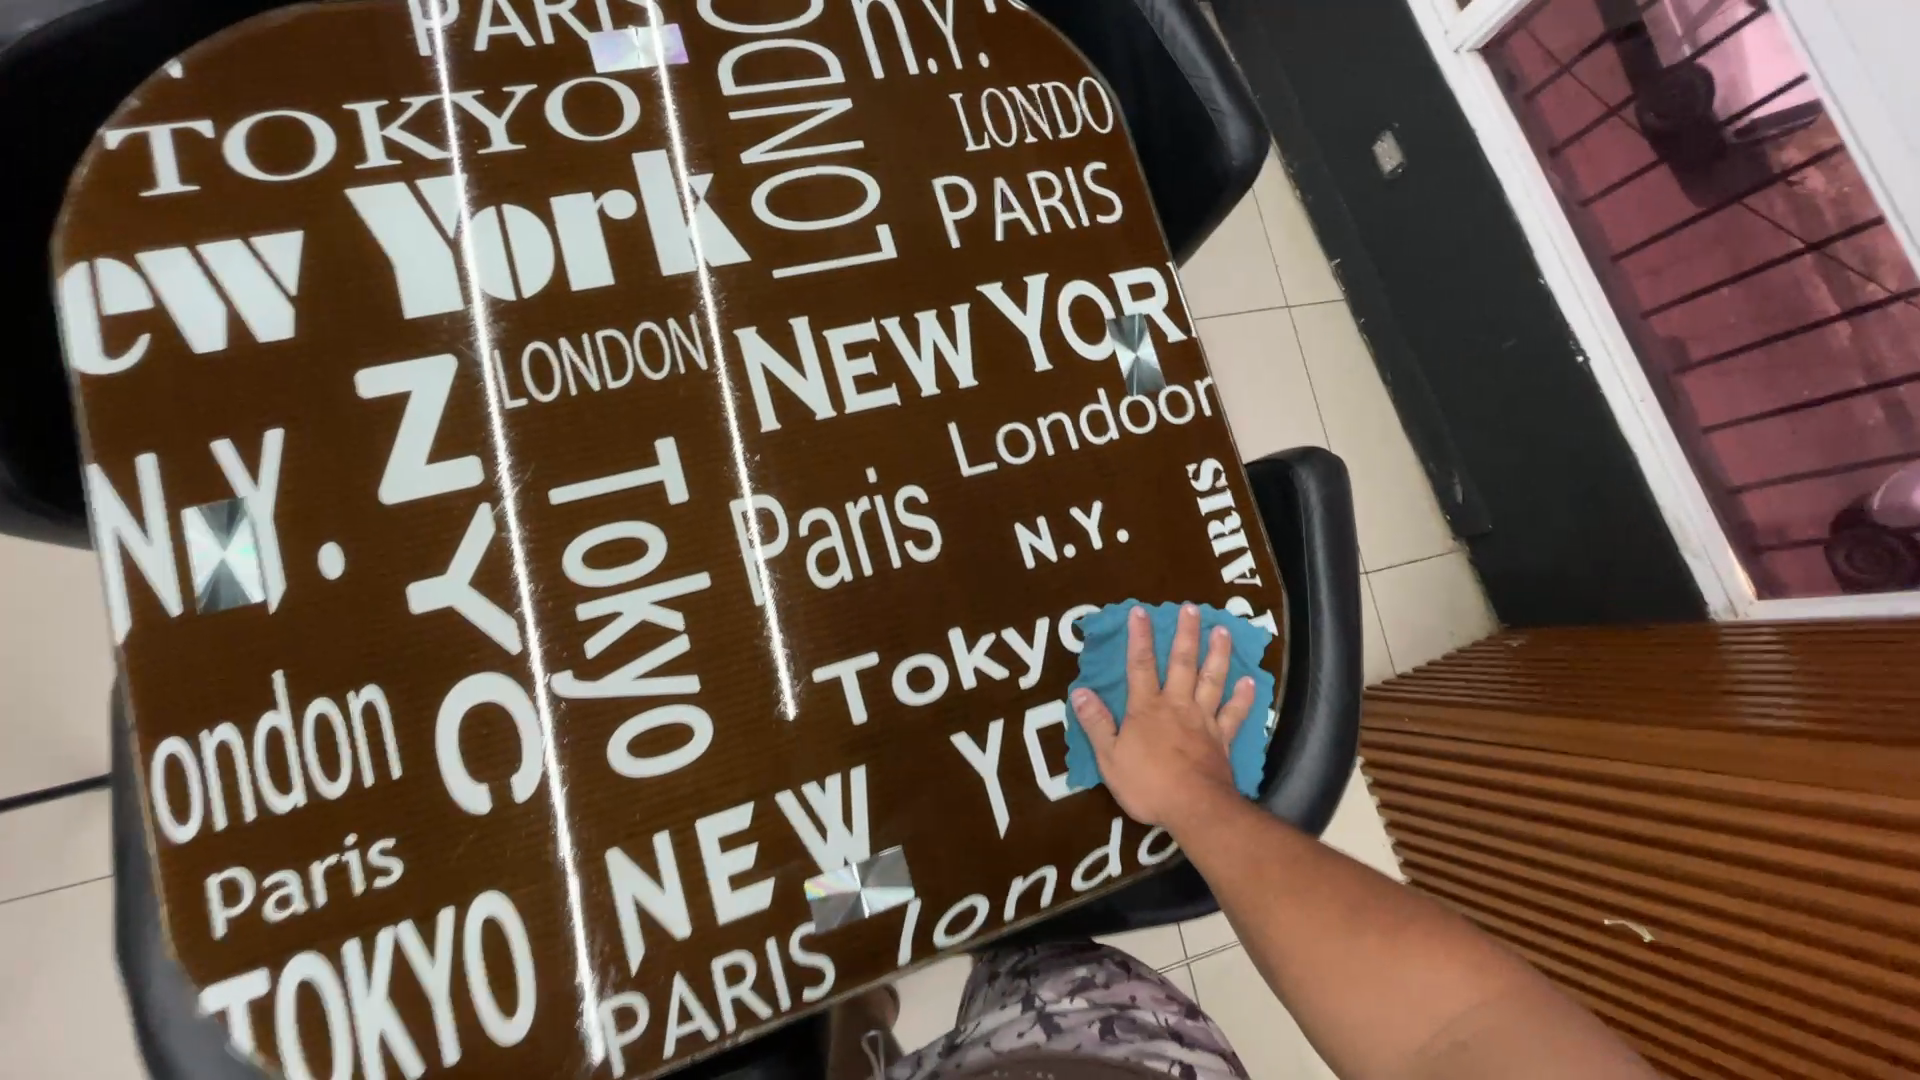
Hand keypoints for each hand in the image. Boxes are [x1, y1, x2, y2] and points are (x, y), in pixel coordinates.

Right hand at [1070, 604, 1255, 829]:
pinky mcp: (1222, 740)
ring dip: (1218, 654)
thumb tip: (1079, 691)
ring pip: (1212, 680)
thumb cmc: (1147, 783)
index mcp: (1146, 708)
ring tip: (1222, 630)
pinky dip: (1243, 697)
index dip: (1139, 637)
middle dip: (1185, 634)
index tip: (1140, 611)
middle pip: (1182, 663)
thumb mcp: (1109, 757)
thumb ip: (1096, 723)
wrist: (1194, 807)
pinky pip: (1235, 714)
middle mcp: (1177, 705)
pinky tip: (1249, 680)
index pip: (1140, 665)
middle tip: (1192, 608)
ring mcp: (1203, 721)